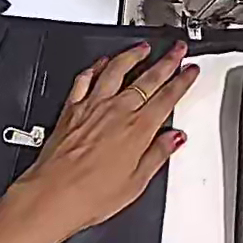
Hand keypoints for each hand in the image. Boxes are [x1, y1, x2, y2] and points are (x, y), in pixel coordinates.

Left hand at [0, 43, 200, 242]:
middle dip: (167, 61)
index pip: (167, 97)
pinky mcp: (72, 108)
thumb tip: (175, 138)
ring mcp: (93, 106)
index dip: (182, 80)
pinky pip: (86, 79)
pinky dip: (96, 67)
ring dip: (132, 55)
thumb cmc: (90, 195)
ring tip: (143, 47)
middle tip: (177, 49)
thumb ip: (158, 154)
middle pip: (148, 78)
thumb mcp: (136, 182)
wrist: (52, 196)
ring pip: (117, 70)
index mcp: (137, 130)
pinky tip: (101, 62)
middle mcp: (117, 112)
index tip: (190, 70)